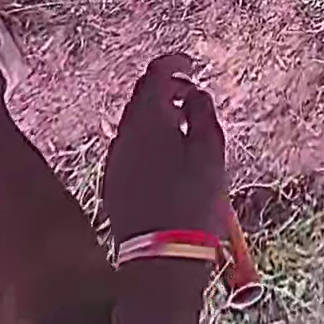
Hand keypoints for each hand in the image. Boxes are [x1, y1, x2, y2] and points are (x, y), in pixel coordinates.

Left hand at [103, 54, 226, 244]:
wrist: (161, 260)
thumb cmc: (192, 202)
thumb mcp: (210, 152)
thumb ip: (203, 113)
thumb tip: (194, 94)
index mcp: (149, 119)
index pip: (156, 74)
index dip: (174, 63)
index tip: (190, 64)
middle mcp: (126, 132)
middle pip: (142, 94)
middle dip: (166, 86)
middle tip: (190, 91)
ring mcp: (116, 157)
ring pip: (135, 119)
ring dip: (157, 111)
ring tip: (183, 121)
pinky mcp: (113, 179)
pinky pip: (130, 142)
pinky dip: (148, 134)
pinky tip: (167, 150)